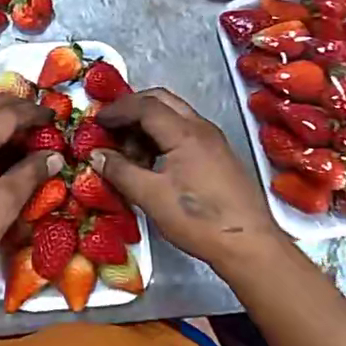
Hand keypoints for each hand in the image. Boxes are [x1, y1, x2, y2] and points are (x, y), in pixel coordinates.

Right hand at [91, 89, 292, 270]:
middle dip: (133, 108)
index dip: (117, 110)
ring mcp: (214, 141)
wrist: (249, 244)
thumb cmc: (198, 220)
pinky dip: (163, 137)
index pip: (145, 106)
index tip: (97, 121)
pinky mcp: (220, 156)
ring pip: (175, 116)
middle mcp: (201, 128)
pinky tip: (153, 164)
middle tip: (111, 126)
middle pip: (162, 101)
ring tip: (129, 153)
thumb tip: (96, 155)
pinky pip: (185, 132)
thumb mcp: (150, 196)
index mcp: (184, 133)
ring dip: (148, 125)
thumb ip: (120, 171)